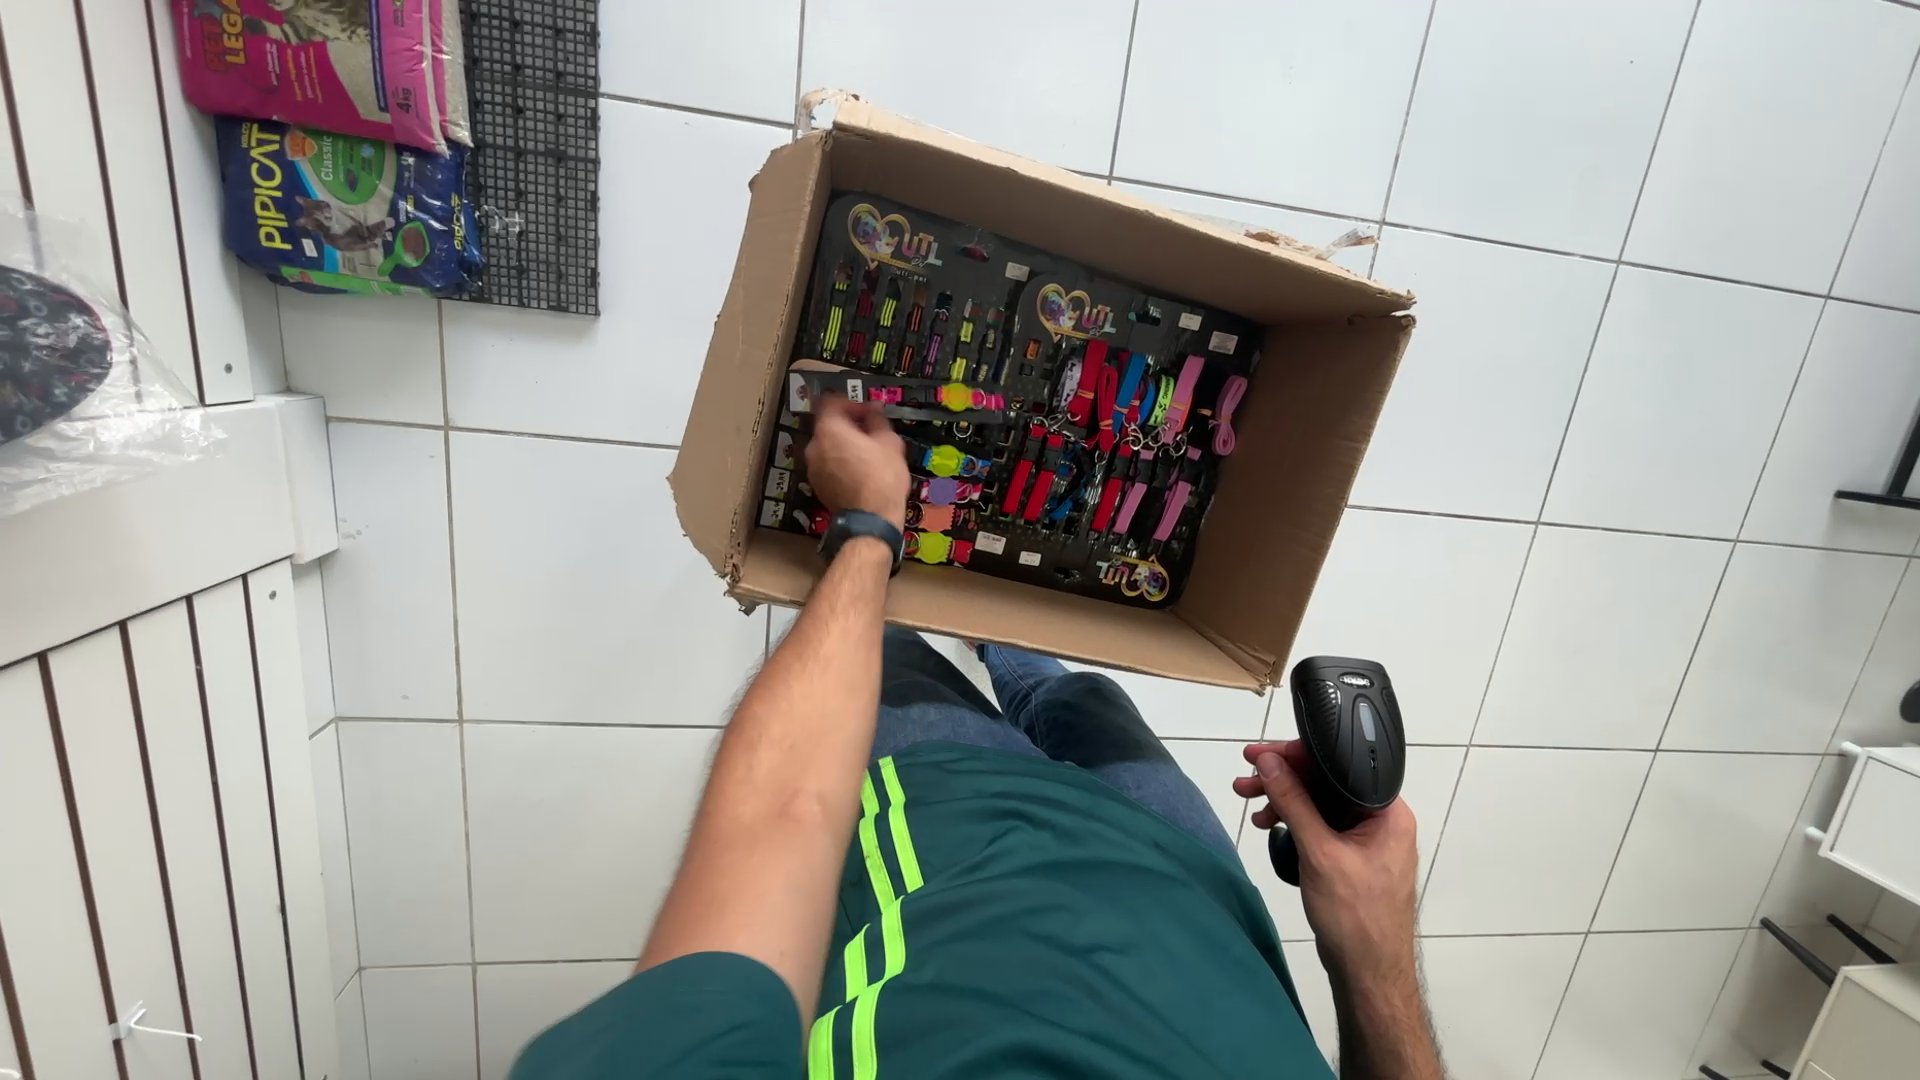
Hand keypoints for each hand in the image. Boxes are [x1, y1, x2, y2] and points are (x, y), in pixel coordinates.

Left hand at [806, 396, 908, 530]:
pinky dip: (840, 462)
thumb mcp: (889, 442)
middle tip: (870, 432)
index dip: (851, 402)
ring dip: (843, 444)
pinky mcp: (817, 486)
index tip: (868, 411)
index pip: (831, 402)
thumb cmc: (882, 476)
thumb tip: (874, 408)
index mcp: (829, 429)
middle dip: (847, 425)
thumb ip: (877, 419)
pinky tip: (859, 471)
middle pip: (828, 425)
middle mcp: (814, 446)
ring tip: (866, 453)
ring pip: (827, 446)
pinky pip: (827, 464)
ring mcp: (812, 468)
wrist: (871, 520)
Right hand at [1234, 740, 1418, 990]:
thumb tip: (1266, 760)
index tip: (1256, 754)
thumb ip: (1293, 801)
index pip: (1337, 765)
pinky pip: (1316, 823)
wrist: (1369, 975)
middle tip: (1243, 778)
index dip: (1295, 754)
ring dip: (1281, 798)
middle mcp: (1378, 818)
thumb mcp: (1319, 852)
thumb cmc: (1354, 914)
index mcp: (1386, 811)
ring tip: (1246, 800)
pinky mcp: (1348, 855)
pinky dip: (1290, 819)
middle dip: (1281, 777)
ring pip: (1316, 802)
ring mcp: (1364, 838)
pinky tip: (1267, 824)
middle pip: (1323, 781)